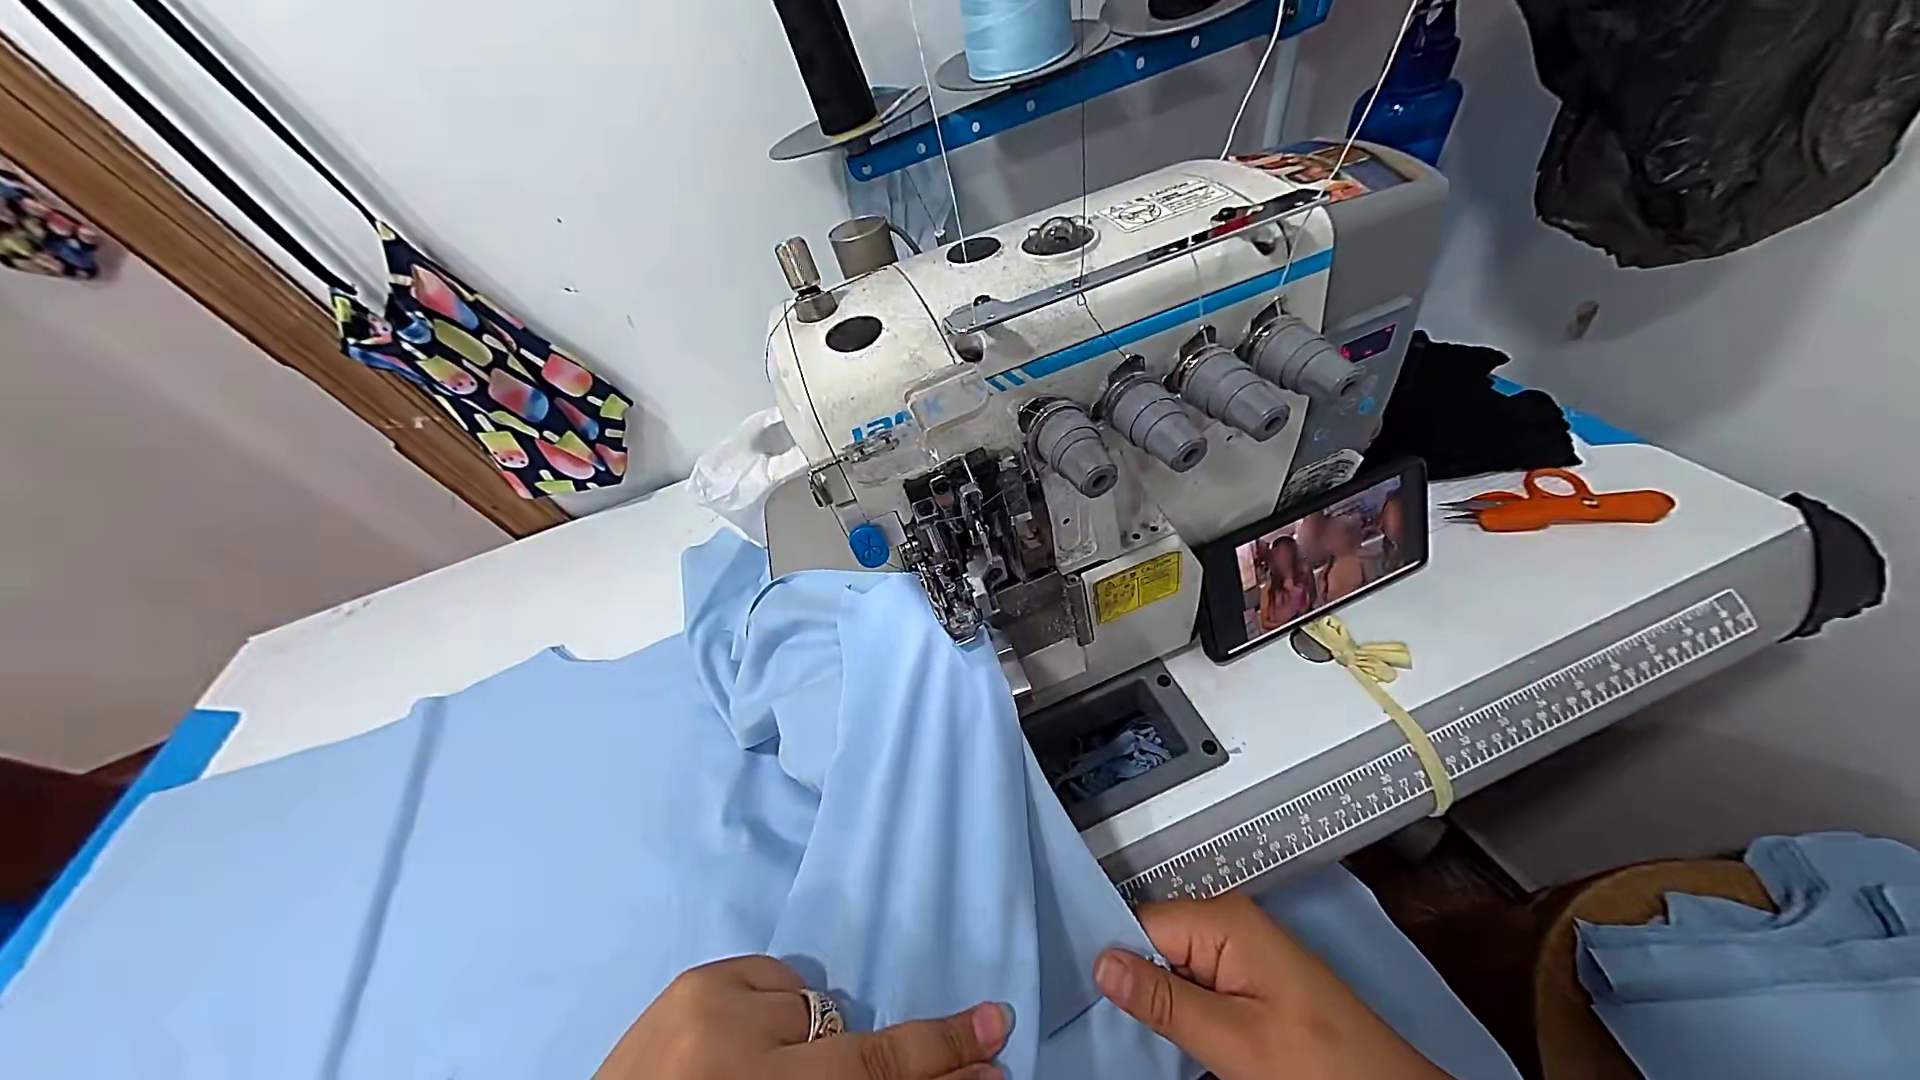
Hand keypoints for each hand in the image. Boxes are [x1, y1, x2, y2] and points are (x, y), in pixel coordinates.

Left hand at [595, 955, 1010, 1079]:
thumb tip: (918, 1067)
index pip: (875, 1073)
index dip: (942, 1053)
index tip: (996, 1026)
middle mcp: (738, 1055)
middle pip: (852, 1036)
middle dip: (891, 1049)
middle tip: (925, 1053)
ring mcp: (710, 1011)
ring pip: (811, 1005)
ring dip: (803, 1039)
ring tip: (752, 1071)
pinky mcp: (692, 980)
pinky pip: (773, 979)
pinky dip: (769, 1011)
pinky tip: (733, 1043)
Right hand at [1094, 894, 1449, 1079]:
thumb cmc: (1321, 1068)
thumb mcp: (1236, 1042)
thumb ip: (1165, 1000)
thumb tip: (1100, 961)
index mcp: (1224, 919)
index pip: (1142, 922)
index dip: (1118, 958)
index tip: (1094, 997)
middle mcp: (1229, 921)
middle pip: (1156, 940)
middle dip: (1139, 980)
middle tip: (1121, 1025)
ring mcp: (1241, 947)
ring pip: (1174, 963)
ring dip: (1161, 998)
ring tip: (1149, 1035)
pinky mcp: (1249, 974)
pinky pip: (1197, 979)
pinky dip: (1183, 1006)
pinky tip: (1179, 1035)